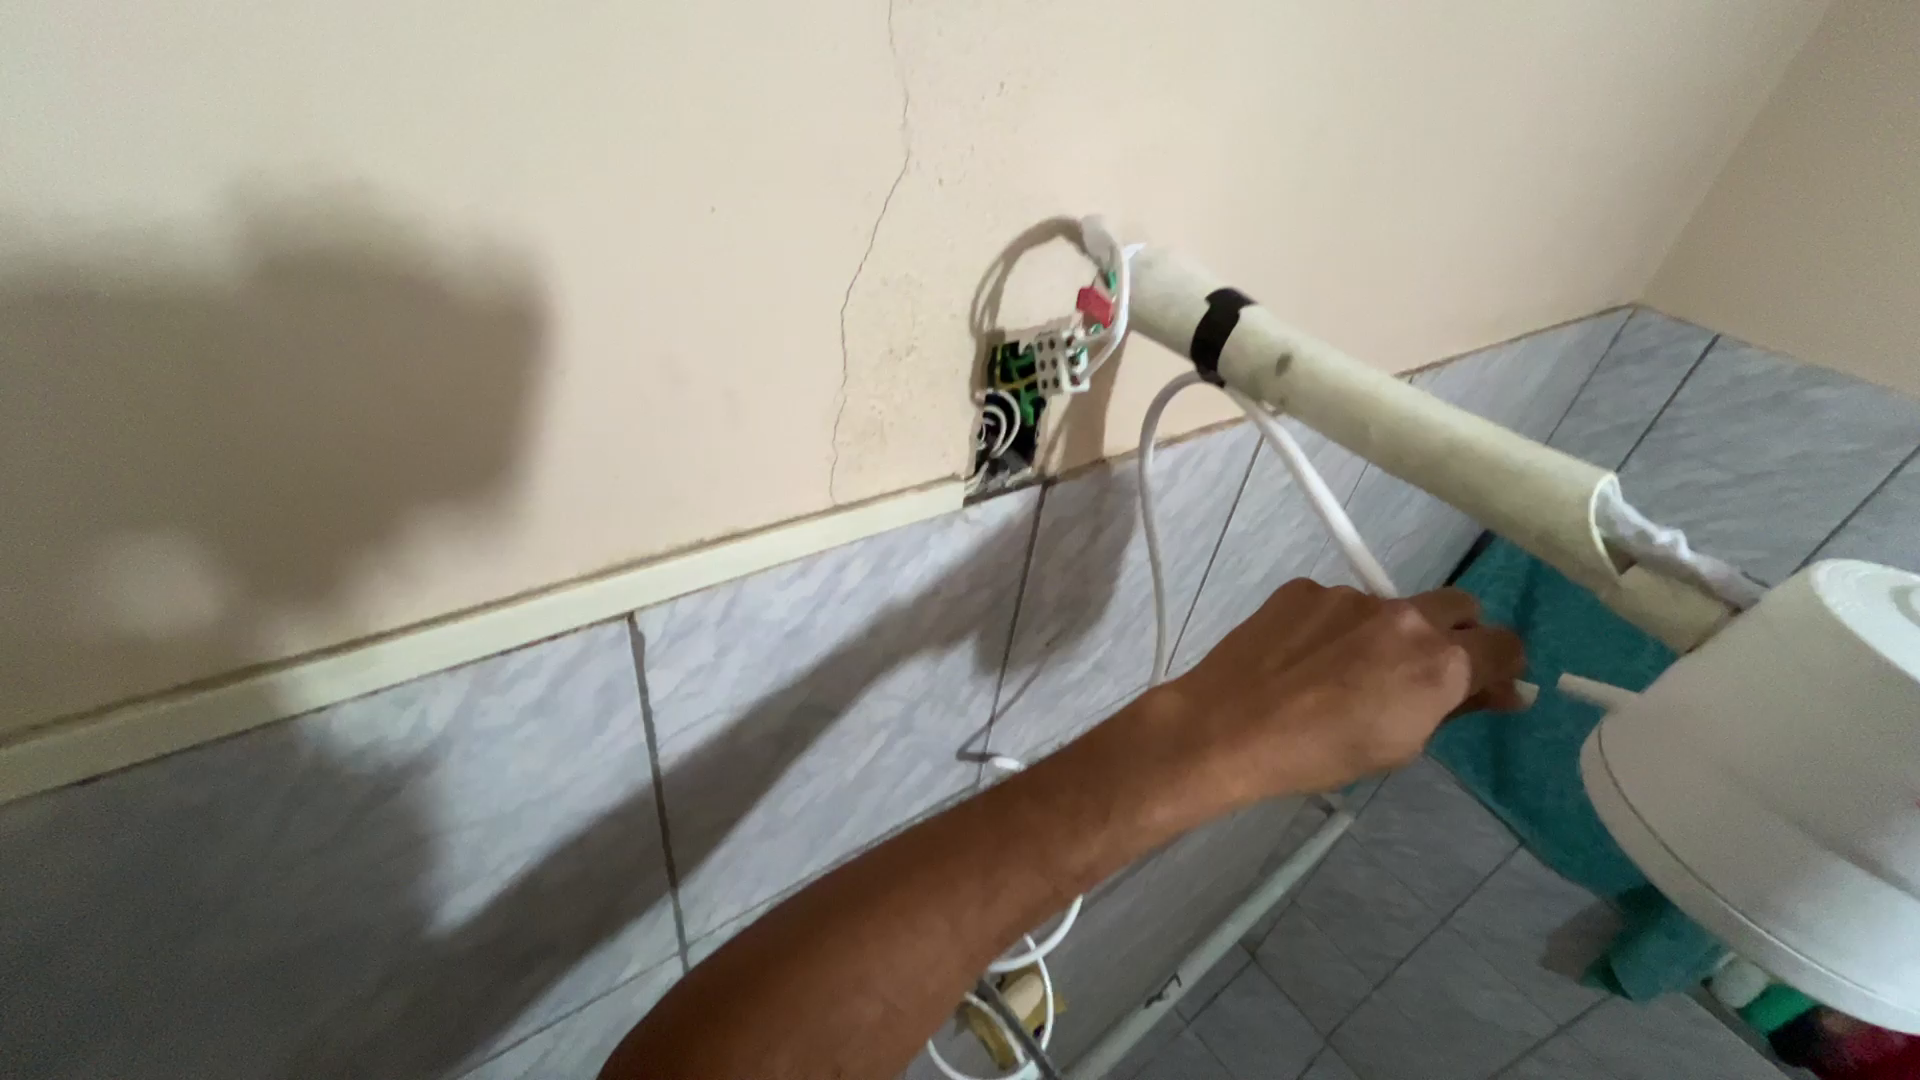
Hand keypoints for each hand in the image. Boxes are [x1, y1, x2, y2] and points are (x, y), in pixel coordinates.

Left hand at [1147, 580, 1525, 803]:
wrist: (1227, 726)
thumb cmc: (1317, 753)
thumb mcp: (1400, 745)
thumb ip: (1454, 707)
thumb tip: (1499, 689)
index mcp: (1439, 662)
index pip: (1504, 645)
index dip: (1497, 665)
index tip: (1481, 680)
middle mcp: (1403, 617)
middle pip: (1456, 606)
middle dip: (1452, 633)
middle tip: (1416, 669)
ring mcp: (1348, 596)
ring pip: (1389, 605)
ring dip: (1384, 630)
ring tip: (1338, 669)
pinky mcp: (1302, 588)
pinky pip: (1335, 602)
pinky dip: (1332, 624)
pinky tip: (1302, 655)